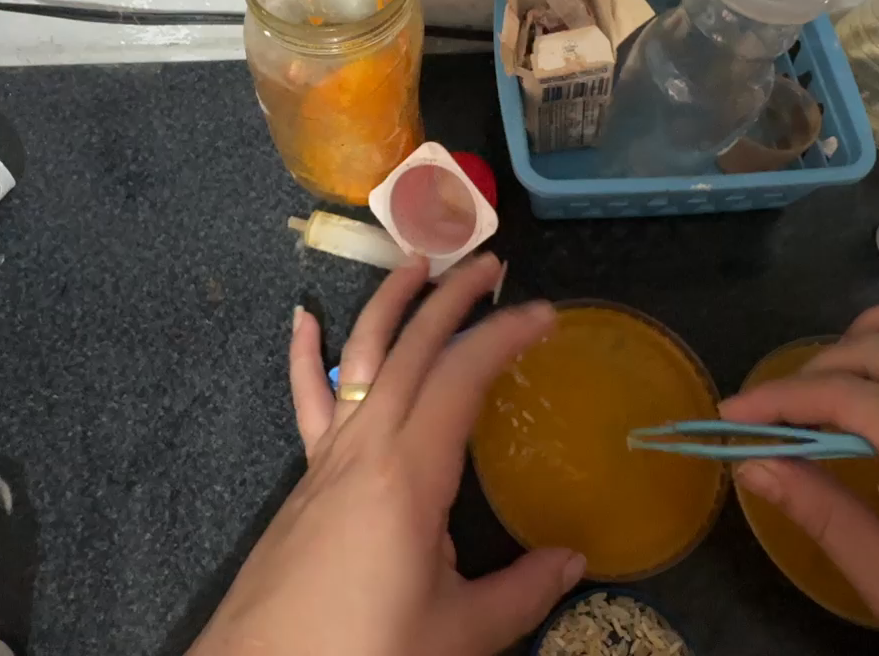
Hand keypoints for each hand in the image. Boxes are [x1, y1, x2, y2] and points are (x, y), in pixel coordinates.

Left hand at [188, 255, 584, 655]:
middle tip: (489, 263)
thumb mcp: (457, 634)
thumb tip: (575, 561)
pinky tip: (303, 317)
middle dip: (452, 296)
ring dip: (389, 303)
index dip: (503, 335)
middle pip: (412, 346)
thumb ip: (522, 593)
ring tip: (416, 262)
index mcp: (410, 471)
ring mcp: (331, 450)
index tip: (542, 313)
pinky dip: (305, 353)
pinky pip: (306, 398)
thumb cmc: (365, 650)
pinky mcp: (307, 470)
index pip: (462, 376)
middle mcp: (368, 441)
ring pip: (360, 354)